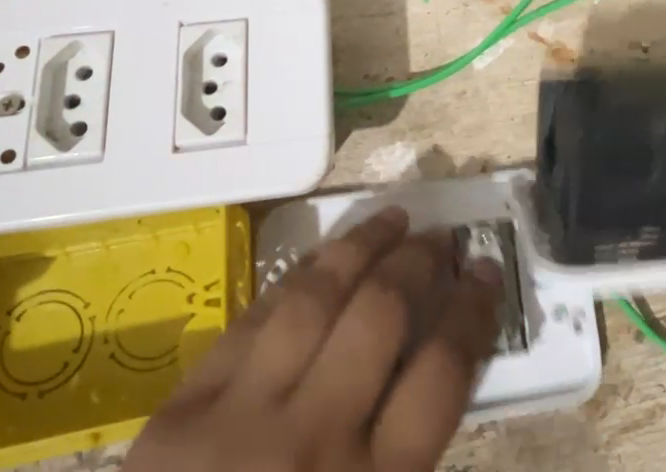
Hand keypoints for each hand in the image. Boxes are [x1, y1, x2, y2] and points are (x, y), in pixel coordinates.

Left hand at [125, 208, 501, 471]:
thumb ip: (409, 457)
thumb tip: (440, 372)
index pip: (442, 372)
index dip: (471, 310)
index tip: (484, 269)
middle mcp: (316, 440)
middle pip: (381, 317)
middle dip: (419, 263)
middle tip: (441, 235)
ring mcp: (241, 419)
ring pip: (314, 301)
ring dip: (359, 248)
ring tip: (392, 217)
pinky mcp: (181, 412)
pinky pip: (251, 321)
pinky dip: (292, 280)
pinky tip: (319, 257)